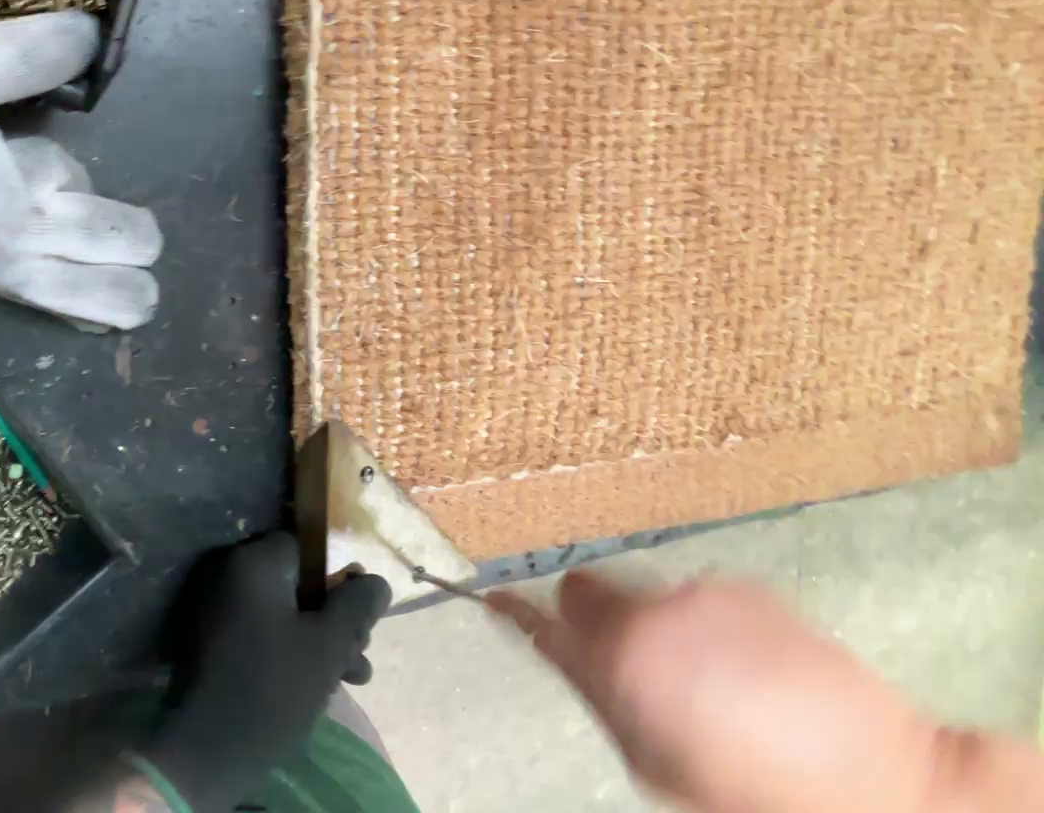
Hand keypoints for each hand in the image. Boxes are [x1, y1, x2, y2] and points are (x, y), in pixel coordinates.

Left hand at [143, 533, 390, 811]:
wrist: (210, 747)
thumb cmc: (274, 686)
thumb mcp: (329, 645)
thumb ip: (356, 606)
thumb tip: (375, 581)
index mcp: (252, 563)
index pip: (304, 548)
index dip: (337, 579)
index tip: (359, 616)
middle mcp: (228, 574)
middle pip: (296, 583)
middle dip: (333, 618)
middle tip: (360, 656)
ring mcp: (216, 607)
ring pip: (282, 612)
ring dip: (318, 640)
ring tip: (352, 679)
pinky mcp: (213, 640)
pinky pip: (260, 631)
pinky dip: (289, 650)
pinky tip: (318, 686)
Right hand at [489, 571, 1043, 812]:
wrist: (884, 783)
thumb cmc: (748, 791)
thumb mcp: (652, 762)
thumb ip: (597, 697)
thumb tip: (561, 654)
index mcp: (615, 661)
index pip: (538, 619)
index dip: (511, 609)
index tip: (495, 599)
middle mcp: (644, 613)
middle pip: (581, 588)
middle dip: (590, 615)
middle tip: (625, 655)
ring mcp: (694, 594)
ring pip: (641, 591)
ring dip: (653, 619)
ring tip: (705, 669)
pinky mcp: (742, 587)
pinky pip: (697, 594)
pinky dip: (703, 617)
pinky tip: (744, 660)